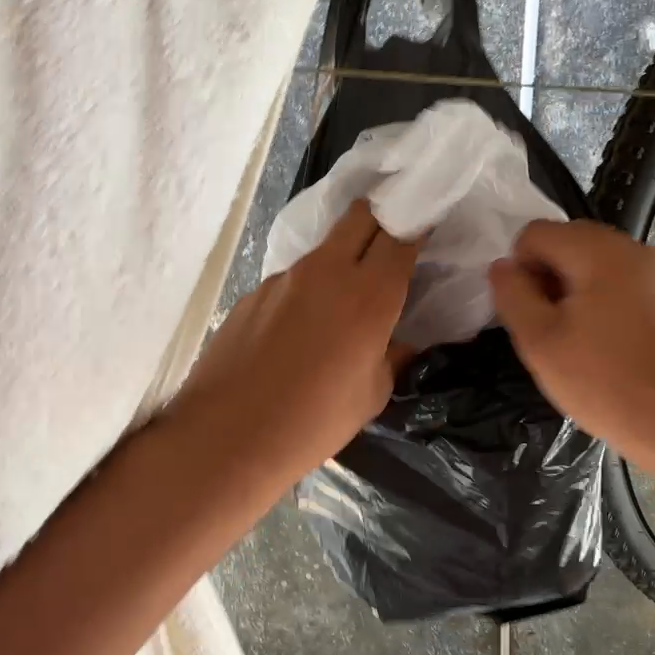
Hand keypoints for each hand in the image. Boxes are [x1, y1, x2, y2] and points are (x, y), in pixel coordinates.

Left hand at [173, 199, 417, 489]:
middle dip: (381, 218)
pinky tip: (301, 334)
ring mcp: (283, 279)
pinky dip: (308, 293)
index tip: (427, 230)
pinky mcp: (252, 294)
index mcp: (369, 295)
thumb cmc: (315, 421)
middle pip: (360, 216)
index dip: (417, 225)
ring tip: (344, 304)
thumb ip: (392, 357)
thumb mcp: (373, 394)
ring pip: (325, 250)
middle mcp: (326, 272)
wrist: (227, 437)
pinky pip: (293, 281)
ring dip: (343, 260)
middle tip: (393, 243)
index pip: (401, 235)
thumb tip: (399, 343)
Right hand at [488, 220, 654, 454]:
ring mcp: (650, 270)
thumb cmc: (600, 380)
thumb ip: (512, 294)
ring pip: (588, 262)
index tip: (526, 313)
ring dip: (567, 291)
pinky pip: (612, 280)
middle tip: (545, 327)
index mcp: (599, 250)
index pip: (534, 233)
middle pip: (564, 242)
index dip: (518, 270)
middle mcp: (629, 247)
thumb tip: (501, 266)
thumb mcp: (539, 340)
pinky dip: (593, 299)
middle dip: (544, 277)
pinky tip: (593, 339)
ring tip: (568, 337)